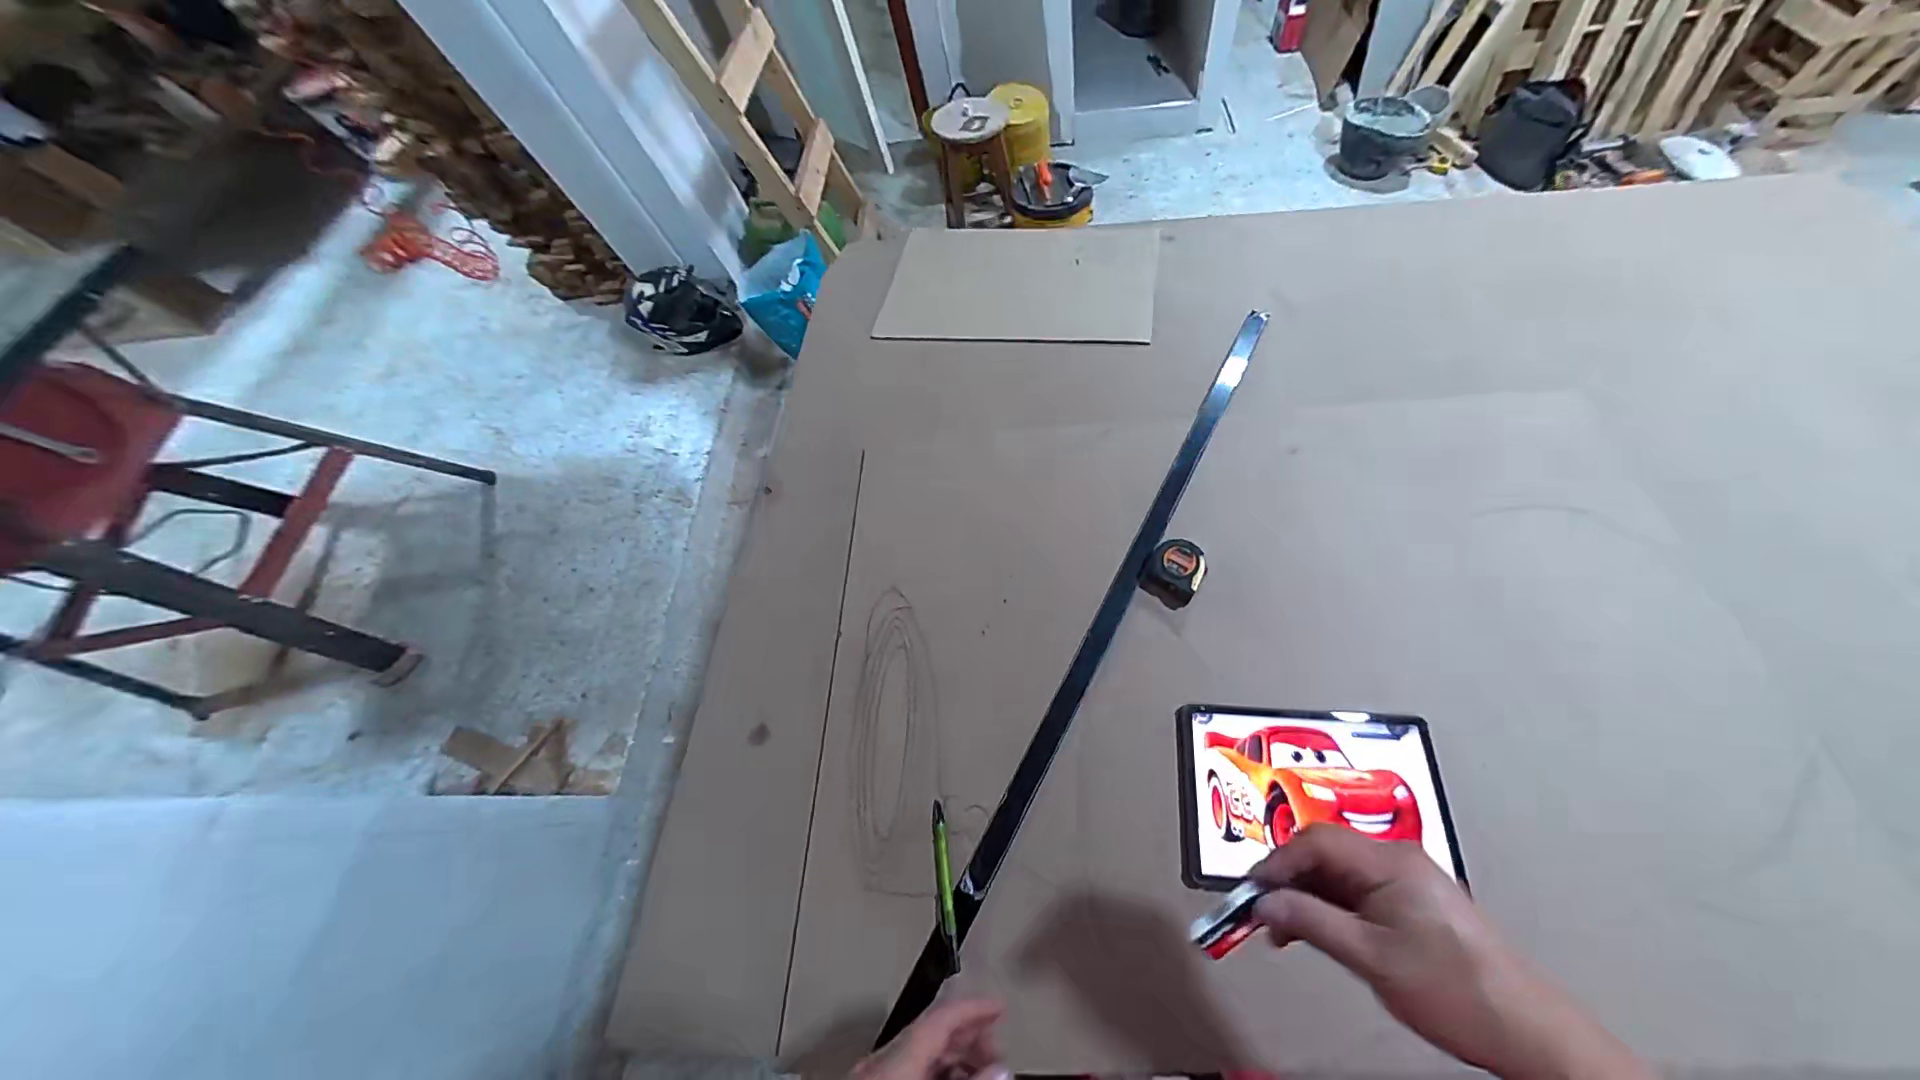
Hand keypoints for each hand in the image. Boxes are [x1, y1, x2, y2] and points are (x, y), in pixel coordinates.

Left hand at [854, 999, 1008, 1079]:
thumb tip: (998, 1070)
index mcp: (893, 1062)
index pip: (940, 1017)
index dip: (973, 1008)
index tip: (997, 1007)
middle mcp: (877, 1064)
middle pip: (929, 1032)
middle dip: (967, 1036)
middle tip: (996, 1052)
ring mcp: (869, 1079)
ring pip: (918, 1052)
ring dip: (952, 1057)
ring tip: (978, 1073)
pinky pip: (905, 1070)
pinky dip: (933, 1072)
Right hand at [1250, 826, 1651, 1079]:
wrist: (1531, 1035)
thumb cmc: (1462, 994)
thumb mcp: (1372, 959)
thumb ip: (1311, 923)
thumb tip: (1265, 903)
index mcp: (1390, 862)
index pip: (1315, 842)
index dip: (1276, 863)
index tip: (1252, 890)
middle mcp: (1397, 861)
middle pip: (1323, 853)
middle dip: (1288, 881)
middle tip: (1262, 911)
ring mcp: (1406, 880)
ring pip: (1336, 873)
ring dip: (1306, 897)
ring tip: (1285, 930)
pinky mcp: (1411, 900)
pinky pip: (1354, 890)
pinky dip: (1329, 908)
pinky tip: (1317, 931)